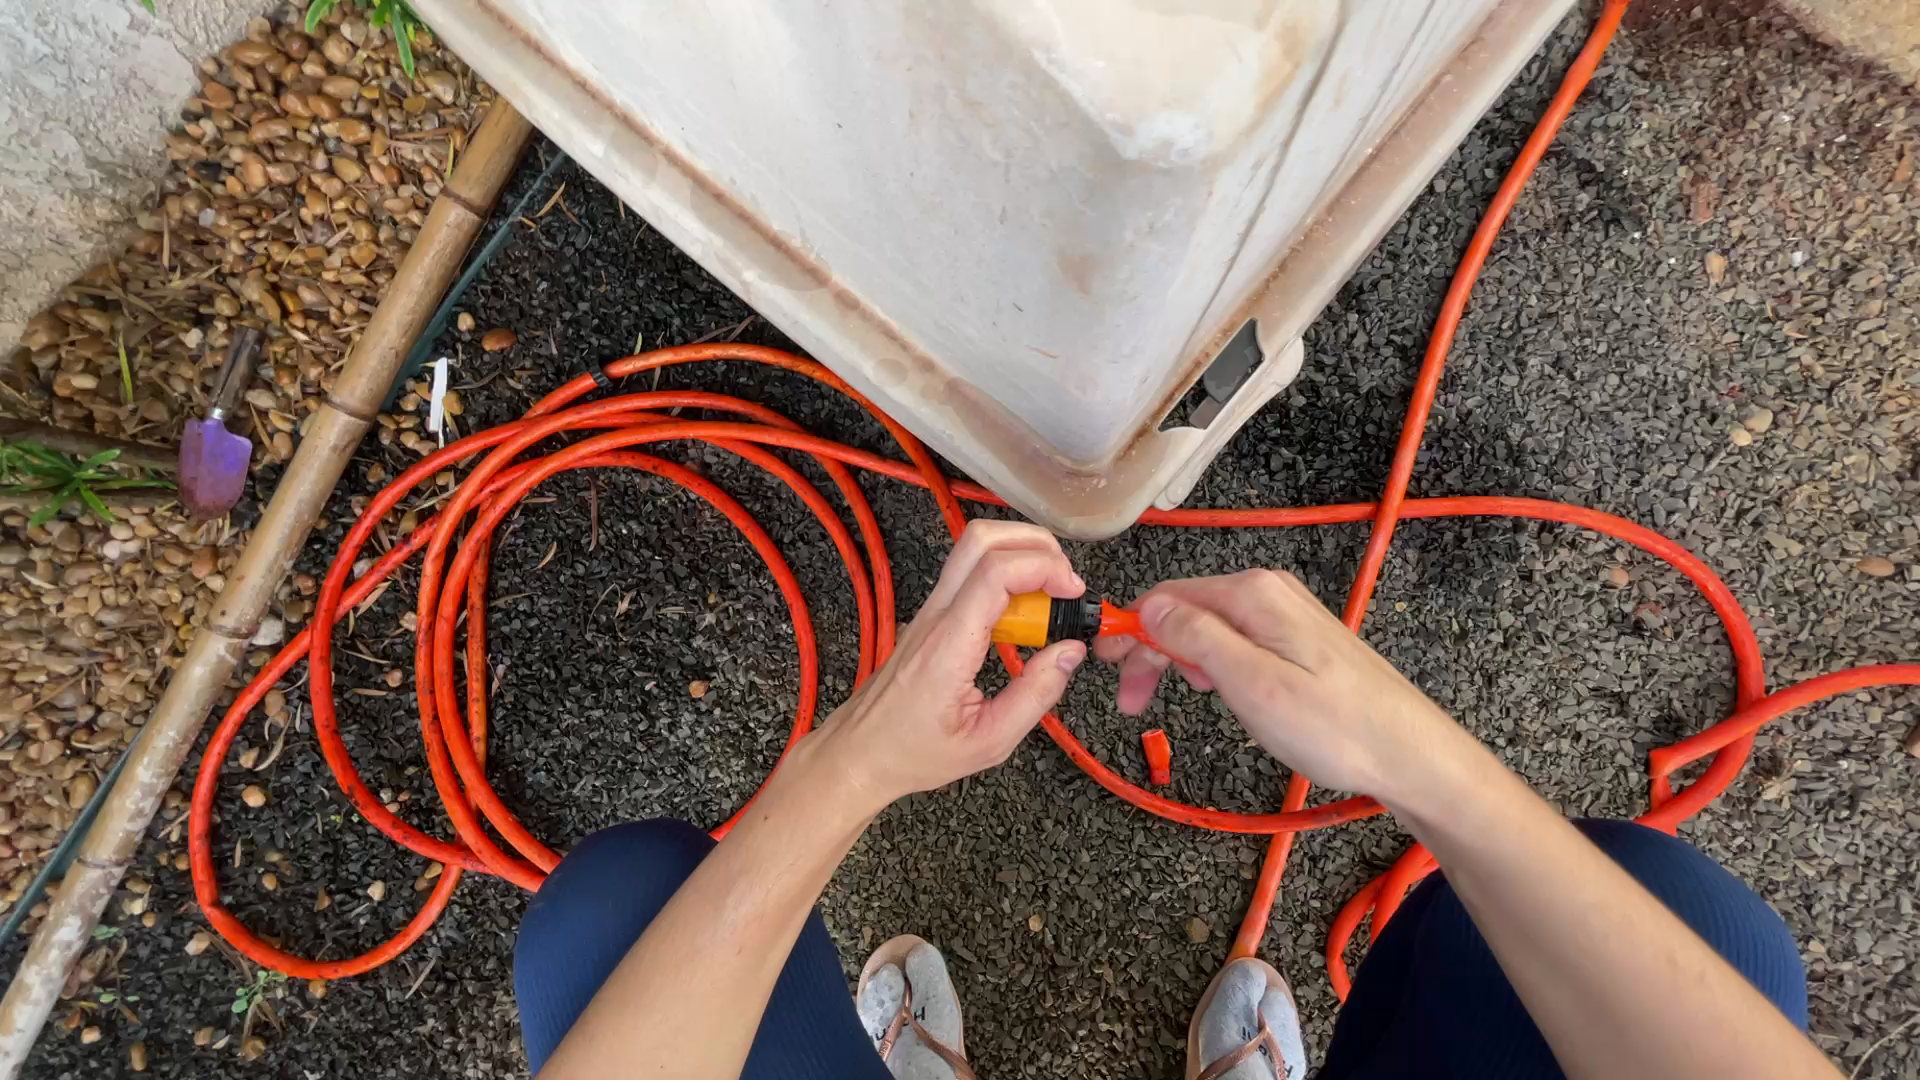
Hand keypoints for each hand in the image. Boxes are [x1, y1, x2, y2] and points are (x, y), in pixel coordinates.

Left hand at [813, 521, 1088, 813]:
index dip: (1042, 567)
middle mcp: (936, 614)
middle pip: (981, 538)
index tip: (1073, 591)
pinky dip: (1005, 574)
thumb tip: (1071, 651)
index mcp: (949, 645)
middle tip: (1065, 581)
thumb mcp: (990, 742)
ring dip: (1020, 554)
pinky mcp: (932, 614)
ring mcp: (930, 609)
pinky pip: (969, 573)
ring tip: (1049, 593)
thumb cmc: (916, 752)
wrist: (862, 751)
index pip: (994, 572)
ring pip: (973, 548)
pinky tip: (1023, 612)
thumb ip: (1036, 695)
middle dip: (1035, 544)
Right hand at [1092, 569, 1484, 806]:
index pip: (1165, 598)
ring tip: (1170, 700)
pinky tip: (1211, 688)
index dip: (1129, 631)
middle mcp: (1265, 592)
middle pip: (1183, 610)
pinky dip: (1208, 663)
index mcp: (1251, 595)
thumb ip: (1196, 638)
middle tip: (1129, 701)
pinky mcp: (1294, 636)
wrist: (1413, 757)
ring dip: (1175, 659)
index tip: (1105, 667)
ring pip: (1205, 625)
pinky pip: (1232, 638)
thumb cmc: (1334, 727)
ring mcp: (1282, 613)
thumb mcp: (1252, 684)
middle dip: (1149, 650)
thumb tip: (1150, 608)